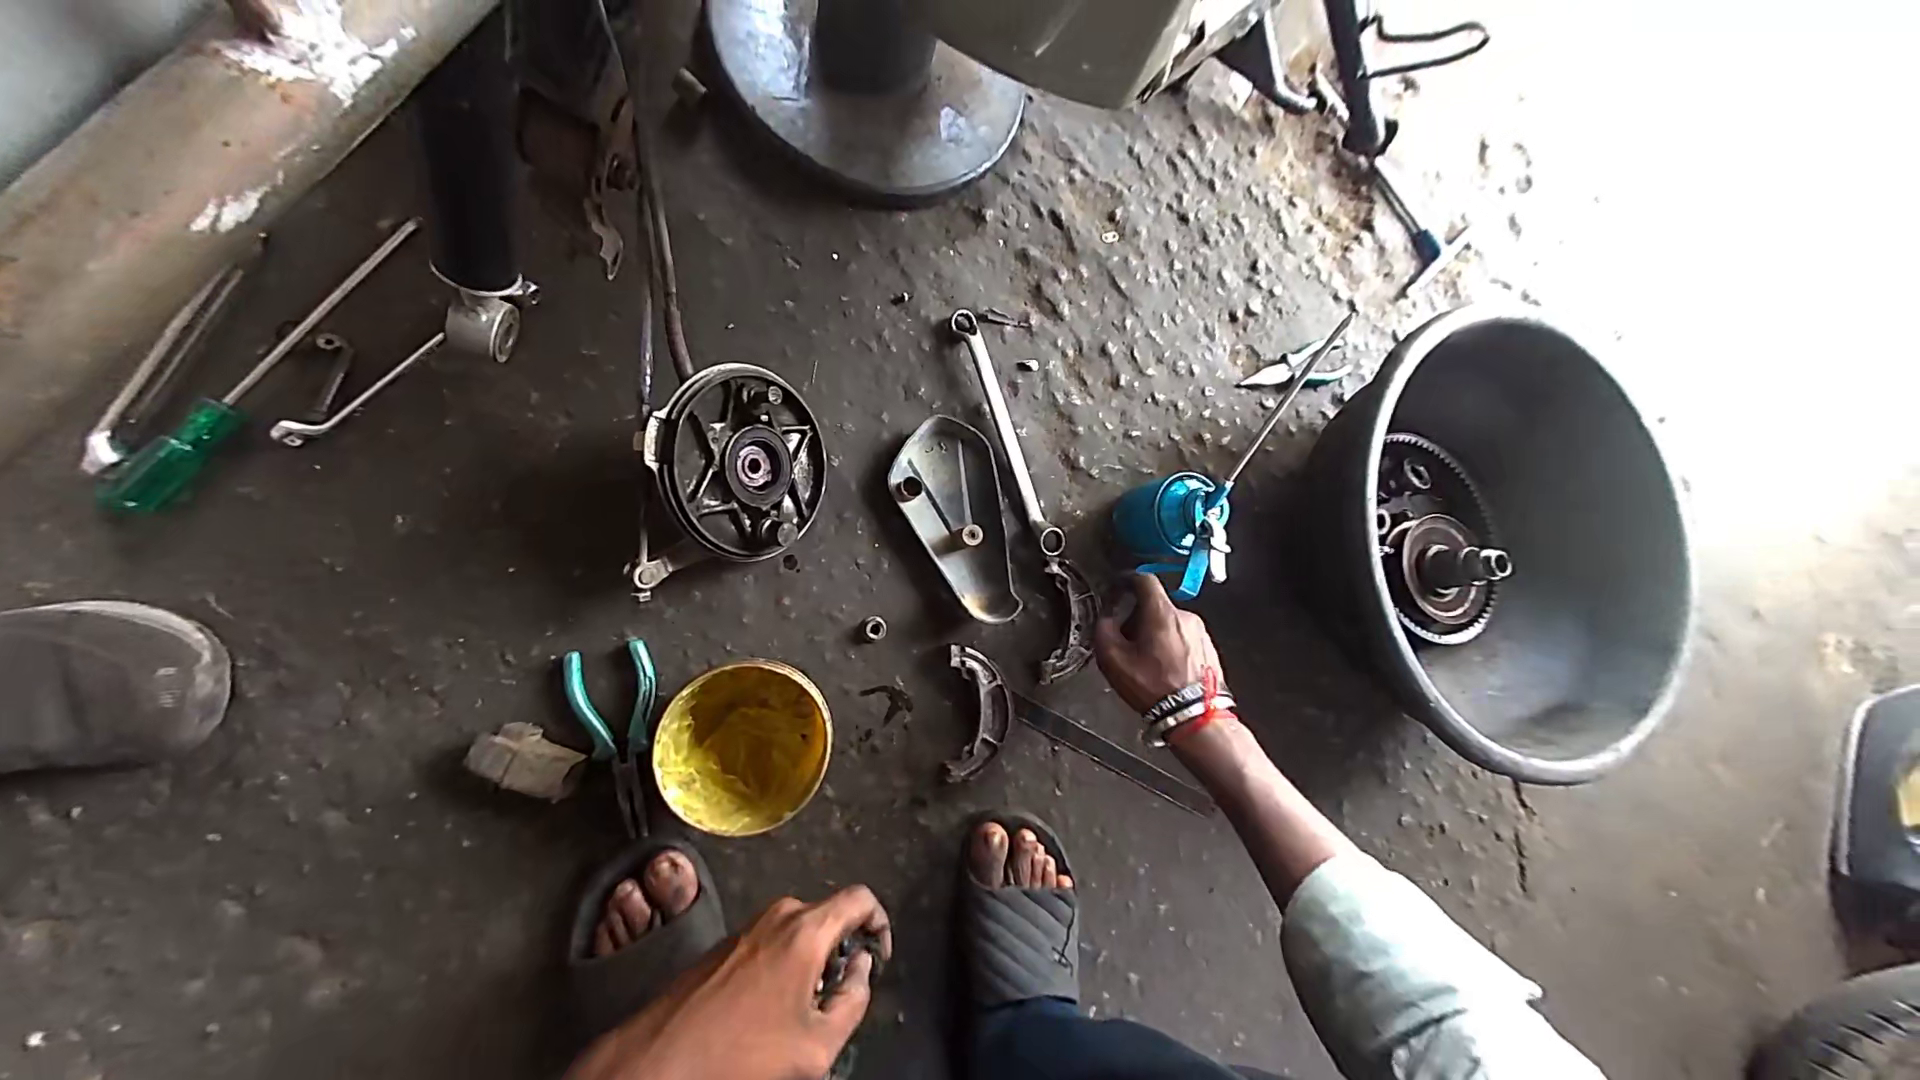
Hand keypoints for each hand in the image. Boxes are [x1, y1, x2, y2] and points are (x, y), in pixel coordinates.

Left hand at [567, 886, 891, 1079]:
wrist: (654, 1063)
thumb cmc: (737, 1056)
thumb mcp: (816, 1045)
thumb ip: (854, 1000)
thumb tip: (862, 969)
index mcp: (806, 928)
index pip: (861, 898)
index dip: (880, 925)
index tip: (878, 959)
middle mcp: (779, 914)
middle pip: (831, 917)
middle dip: (842, 954)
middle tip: (834, 1002)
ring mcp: (750, 925)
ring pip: (802, 933)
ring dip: (812, 965)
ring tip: (798, 1016)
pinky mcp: (727, 943)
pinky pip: (773, 942)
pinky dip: (785, 968)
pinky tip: (767, 1015)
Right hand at [1094, 573, 1227, 713]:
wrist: (1194, 717)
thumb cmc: (1156, 689)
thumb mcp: (1113, 659)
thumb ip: (1103, 630)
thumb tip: (1104, 620)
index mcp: (1161, 613)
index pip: (1144, 579)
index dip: (1127, 581)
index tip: (1119, 589)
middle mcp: (1185, 617)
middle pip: (1156, 605)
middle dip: (1138, 619)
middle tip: (1127, 642)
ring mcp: (1200, 633)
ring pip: (1171, 623)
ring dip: (1156, 635)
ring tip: (1147, 662)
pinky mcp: (1209, 649)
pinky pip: (1184, 639)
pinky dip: (1172, 648)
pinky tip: (1164, 670)